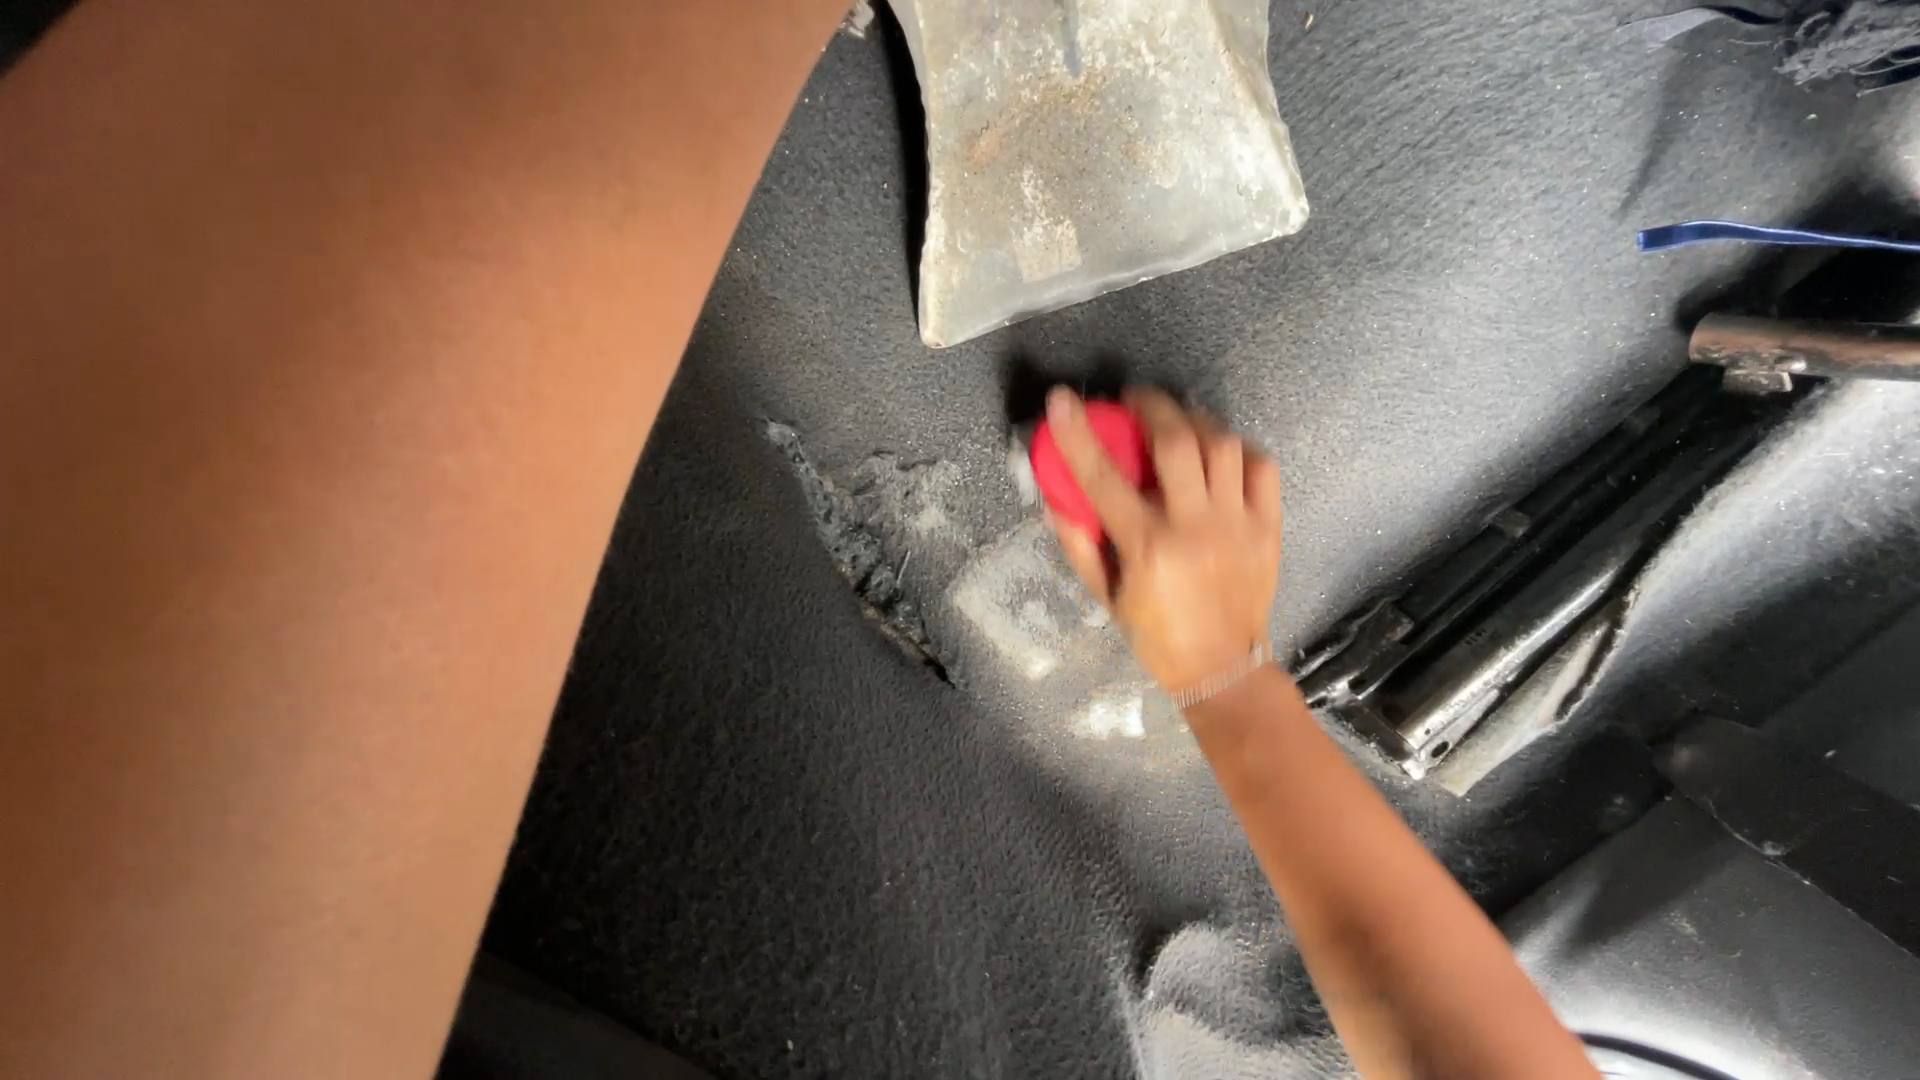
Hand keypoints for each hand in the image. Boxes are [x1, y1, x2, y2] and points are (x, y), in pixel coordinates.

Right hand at [1044, 386, 1282, 693]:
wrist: (1223, 668)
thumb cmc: (1157, 636)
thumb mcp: (1105, 596)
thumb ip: (1079, 546)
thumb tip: (1056, 500)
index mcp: (1147, 545)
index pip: (1103, 477)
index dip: (1078, 434)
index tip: (1063, 401)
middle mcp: (1194, 525)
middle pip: (1176, 440)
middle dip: (1152, 405)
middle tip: (1135, 399)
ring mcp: (1238, 522)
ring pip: (1222, 444)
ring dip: (1195, 420)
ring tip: (1178, 419)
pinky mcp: (1269, 526)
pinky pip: (1261, 465)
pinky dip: (1239, 447)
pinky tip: (1220, 450)